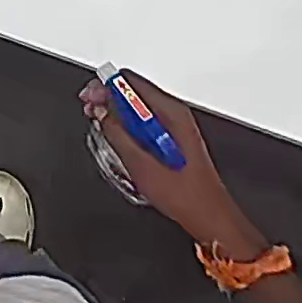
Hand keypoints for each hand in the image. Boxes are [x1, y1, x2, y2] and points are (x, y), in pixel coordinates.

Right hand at [81, 71, 267, 259]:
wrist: (211, 220)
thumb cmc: (186, 196)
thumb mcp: (140, 163)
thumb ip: (116, 132)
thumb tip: (100, 113)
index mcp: (171, 113)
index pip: (130, 82)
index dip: (104, 86)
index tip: (90, 98)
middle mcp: (175, 114)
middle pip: (132, 91)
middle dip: (107, 98)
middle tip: (91, 110)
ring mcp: (175, 125)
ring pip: (137, 106)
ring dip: (115, 112)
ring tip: (102, 125)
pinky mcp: (173, 137)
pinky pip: (144, 119)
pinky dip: (127, 123)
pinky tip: (119, 138)